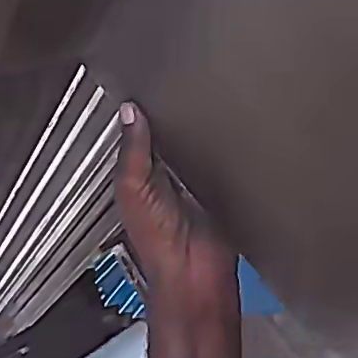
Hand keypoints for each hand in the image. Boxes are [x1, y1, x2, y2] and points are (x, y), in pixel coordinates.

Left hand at [114, 102, 237, 319]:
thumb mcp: (133, 190)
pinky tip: (228, 130)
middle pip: (169, 136)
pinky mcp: (220, 186)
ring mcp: (193, 179)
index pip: (139, 134)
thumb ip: (133, 152)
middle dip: (175, 116)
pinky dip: (224, 147)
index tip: (150, 85)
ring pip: (195, 144)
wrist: (194, 272)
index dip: (143, 113)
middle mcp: (165, 174)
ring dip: (201, 130)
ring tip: (207, 101)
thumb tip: (130, 112)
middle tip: (184, 87)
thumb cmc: (156, 240)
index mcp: (139, 174)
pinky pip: (221, 159)